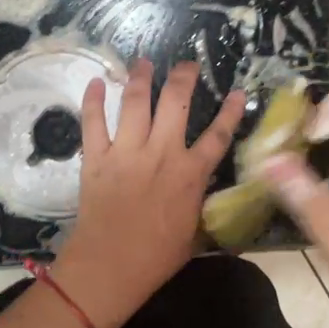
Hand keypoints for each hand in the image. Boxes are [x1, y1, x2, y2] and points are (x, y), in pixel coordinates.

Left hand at [51, 61, 245, 327]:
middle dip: (183, 76)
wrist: (111, 266)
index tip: (237, 92)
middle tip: (186, 63)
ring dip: (141, 77)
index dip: (229, 111)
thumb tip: (209, 197)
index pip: (218, 135)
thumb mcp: (194, 234)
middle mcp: (161, 153)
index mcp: (190, 174)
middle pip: (176, 102)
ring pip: (135, 102)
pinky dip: (92, 99)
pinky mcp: (95, 158)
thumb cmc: (157, 258)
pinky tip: (94, 81)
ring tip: (144, 61)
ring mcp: (126, 152)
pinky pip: (92, 121)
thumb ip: (201, 206)